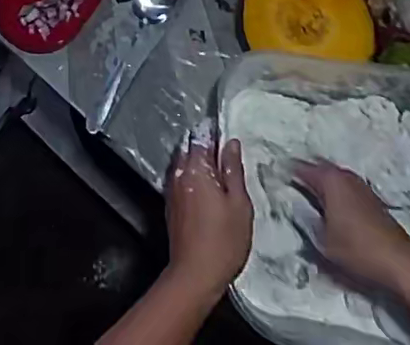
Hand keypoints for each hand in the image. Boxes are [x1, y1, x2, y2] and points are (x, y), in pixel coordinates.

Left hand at [165, 138, 252, 297]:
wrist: (194, 275)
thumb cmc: (223, 240)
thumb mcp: (239, 203)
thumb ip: (233, 170)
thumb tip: (231, 143)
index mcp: (196, 168)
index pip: (202, 138)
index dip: (215, 135)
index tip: (227, 139)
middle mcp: (179, 173)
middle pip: (191, 149)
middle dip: (206, 149)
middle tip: (227, 160)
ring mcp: (172, 189)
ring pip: (185, 165)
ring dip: (199, 165)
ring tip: (220, 177)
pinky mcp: (171, 205)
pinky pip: (182, 181)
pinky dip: (193, 180)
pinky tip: (207, 193)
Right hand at [294, 160, 409, 283]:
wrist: (400, 262)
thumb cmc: (357, 249)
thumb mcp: (322, 240)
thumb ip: (304, 219)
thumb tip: (293, 206)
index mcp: (329, 179)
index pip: (299, 168)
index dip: (284, 171)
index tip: (272, 175)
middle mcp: (344, 175)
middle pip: (317, 169)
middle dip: (303, 174)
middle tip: (288, 184)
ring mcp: (359, 185)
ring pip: (332, 178)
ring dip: (320, 183)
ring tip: (306, 196)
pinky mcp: (370, 198)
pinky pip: (344, 187)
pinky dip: (334, 192)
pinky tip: (330, 206)